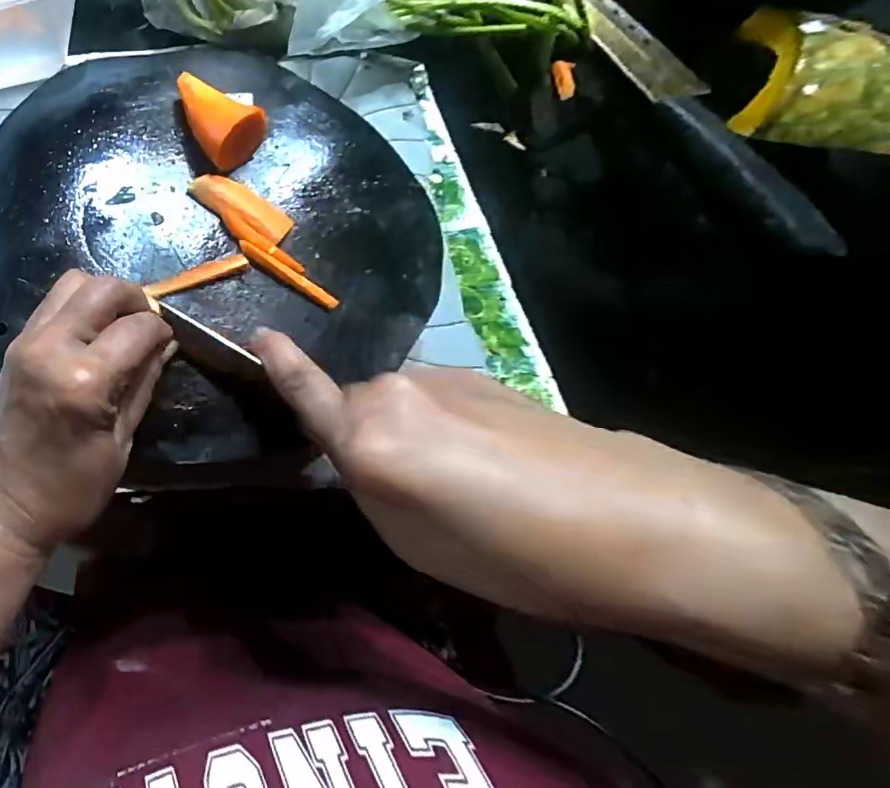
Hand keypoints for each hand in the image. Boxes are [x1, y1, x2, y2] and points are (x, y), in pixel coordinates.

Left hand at [0, 271, 174, 560]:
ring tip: (121, 324)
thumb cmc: (70, 489)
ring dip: (105, 295)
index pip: (137, 327)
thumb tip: (166, 344)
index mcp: (83, 380)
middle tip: (148, 324)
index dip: (161, 329)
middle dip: (136, 298)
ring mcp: (28, 340)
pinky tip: (94, 333)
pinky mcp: (17, 342)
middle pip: (104, 288)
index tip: (169, 341)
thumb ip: (144, 382)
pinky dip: (81, 304)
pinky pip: (55, 301)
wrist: (2, 505)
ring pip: (75, 282)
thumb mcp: (121, 442)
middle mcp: (51, 347)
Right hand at [252, 330, 861, 679]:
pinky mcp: (481, 376)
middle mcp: (395, 392)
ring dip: (411, 437)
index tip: (257, 335)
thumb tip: (363, 457)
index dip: (280, 365)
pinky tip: (493, 467)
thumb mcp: (417, 544)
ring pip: (400, 406)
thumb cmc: (513, 554)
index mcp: (371, 438)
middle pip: (357, 407)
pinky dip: (445, 429)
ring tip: (464, 490)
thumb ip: (372, 489)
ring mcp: (442, 377)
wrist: (632, 518)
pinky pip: (438, 402)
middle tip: (408, 498)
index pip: (308, 394)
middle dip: (365, 441)